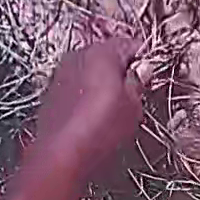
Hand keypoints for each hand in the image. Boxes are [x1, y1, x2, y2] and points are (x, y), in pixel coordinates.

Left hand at [27, 38, 143, 182]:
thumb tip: (141, 71)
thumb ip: (138, 83)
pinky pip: (74, 89)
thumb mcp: (132, 107)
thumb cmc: (100, 129)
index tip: (149, 75)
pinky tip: (91, 117)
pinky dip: (84, 97)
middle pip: (106, 56)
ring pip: (88, 72)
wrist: (60, 155)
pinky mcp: (50, 95)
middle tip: (133, 95)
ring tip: (112, 109)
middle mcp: (77, 56)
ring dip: (100, 84)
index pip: (130, 44)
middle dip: (120, 72)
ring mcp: (61, 75)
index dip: (143, 60)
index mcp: (102, 52)